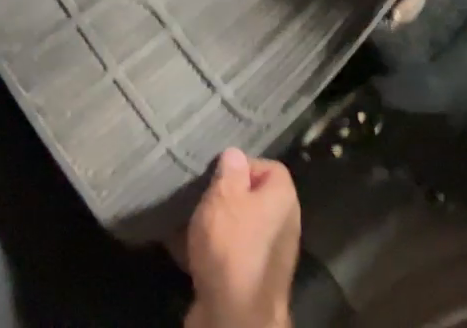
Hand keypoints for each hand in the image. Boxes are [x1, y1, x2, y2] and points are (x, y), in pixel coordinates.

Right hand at [184, 149, 300, 327]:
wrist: (235, 314)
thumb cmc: (232, 245)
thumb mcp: (225, 196)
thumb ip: (230, 171)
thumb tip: (235, 154)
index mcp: (283, 198)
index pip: (269, 167)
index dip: (243, 165)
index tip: (217, 173)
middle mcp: (282, 223)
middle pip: (251, 197)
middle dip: (223, 195)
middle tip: (198, 194)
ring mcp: (267, 253)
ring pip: (237, 225)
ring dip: (213, 222)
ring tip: (186, 217)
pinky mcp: (250, 277)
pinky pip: (228, 252)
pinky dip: (209, 248)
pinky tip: (184, 246)